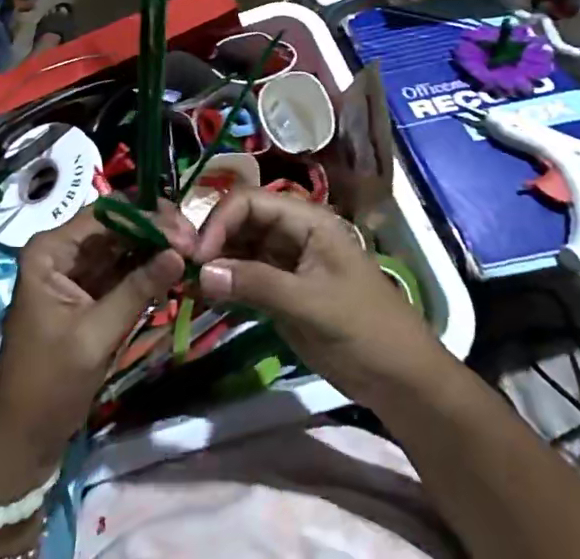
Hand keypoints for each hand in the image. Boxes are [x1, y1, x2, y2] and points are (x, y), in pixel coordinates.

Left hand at [0, 206, 191, 502]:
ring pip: (123, 248)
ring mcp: (76, 274)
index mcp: (50, 252)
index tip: (186, 229)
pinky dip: (148, 270)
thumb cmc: (49, 382)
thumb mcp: (95, 334)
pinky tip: (177, 269)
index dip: (146, 216)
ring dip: (156, 248)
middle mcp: (62, 253)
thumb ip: (137, 290)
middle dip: (156, 230)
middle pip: (116, 227)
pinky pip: (123, 271)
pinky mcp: (90, 295)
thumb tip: (180, 253)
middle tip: (196, 240)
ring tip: (195, 251)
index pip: (104, 216)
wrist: (23, 437)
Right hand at [192, 188, 443, 407]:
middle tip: (180, 268)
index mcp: (307, 220)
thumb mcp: (311, 304)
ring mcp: (285, 262)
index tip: (197, 257)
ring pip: (238, 248)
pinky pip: (244, 276)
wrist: (398, 376)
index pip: (250, 202)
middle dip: (211, 238)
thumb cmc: (364, 329)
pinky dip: (223, 282)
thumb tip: (202, 272)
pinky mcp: (280, 290)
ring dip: (213, 261)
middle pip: (240, 221)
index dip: (220, 221)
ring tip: (186, 282)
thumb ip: (257, 284)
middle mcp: (292, 233)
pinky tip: (203, 295)